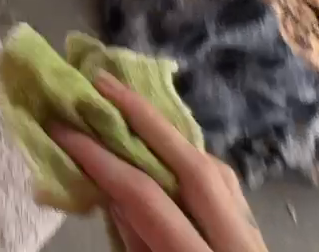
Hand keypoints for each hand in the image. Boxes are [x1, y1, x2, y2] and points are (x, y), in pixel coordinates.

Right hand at [49, 73, 265, 251]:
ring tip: (127, 103)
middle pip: (195, 169)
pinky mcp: (259, 244)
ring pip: (218, 173)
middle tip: (98, 83)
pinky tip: (162, 147)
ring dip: (168, 133)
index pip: (145, 197)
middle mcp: (240, 250)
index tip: (59, 127)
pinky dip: (189, 159)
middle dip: (144, 120)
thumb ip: (134, 242)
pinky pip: (226, 189)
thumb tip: (110, 189)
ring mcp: (258, 246)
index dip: (98, 157)